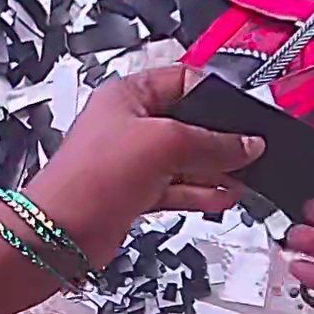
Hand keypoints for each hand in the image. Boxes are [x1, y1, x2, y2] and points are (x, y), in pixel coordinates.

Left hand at [24, 66, 263, 263]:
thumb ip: (213, 141)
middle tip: (252, 150)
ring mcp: (128, 163)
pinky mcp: (131, 195)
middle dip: (220, 139)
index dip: (216, 96)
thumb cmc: (89, 178)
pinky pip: (174, 189)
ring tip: (247, 176)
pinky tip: (223, 196)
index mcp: (126, 96)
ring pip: (182, 161)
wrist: (61, 232)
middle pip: (186, 124)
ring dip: (215, 169)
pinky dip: (199, 193)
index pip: (182, 81)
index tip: (245, 114)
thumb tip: (246, 144)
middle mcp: (126, 126)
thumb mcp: (164, 143)